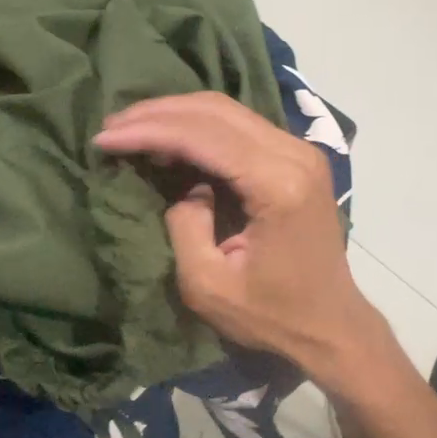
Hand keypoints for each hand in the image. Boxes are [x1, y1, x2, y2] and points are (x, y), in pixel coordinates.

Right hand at [93, 92, 398, 393]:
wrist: (332, 326)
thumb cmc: (273, 316)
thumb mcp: (208, 285)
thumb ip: (184, 225)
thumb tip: (183, 187)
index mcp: (278, 185)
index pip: (204, 137)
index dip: (149, 132)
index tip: (104, 139)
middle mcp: (295, 155)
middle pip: (215, 111)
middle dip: (156, 114)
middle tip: (109, 127)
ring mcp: (301, 151)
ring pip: (227, 110)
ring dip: (175, 114)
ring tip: (129, 128)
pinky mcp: (297, 157)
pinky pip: (240, 125)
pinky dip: (198, 125)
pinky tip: (167, 136)